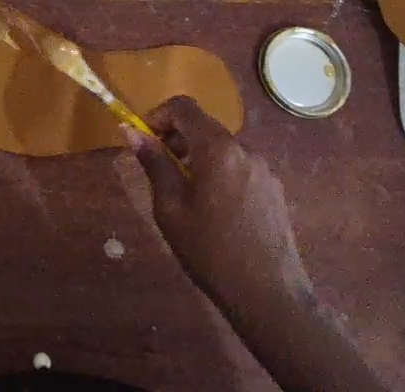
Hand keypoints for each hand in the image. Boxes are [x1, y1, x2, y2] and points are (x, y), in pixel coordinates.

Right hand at [124, 97, 310, 311]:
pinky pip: (239, 167)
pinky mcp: (274, 189)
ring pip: (221, 148)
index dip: (158, 115)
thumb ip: (154, 163)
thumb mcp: (171, 208)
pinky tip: (215, 211)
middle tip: (159, 169)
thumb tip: (130, 131)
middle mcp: (244, 150)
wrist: (271, 297)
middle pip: (203, 126)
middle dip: (176, 138)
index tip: (144, 139)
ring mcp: (264, 170)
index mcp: (217, 149)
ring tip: (186, 195)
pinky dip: (219, 173)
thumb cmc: (211, 251)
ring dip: (197, 157)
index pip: (184, 107)